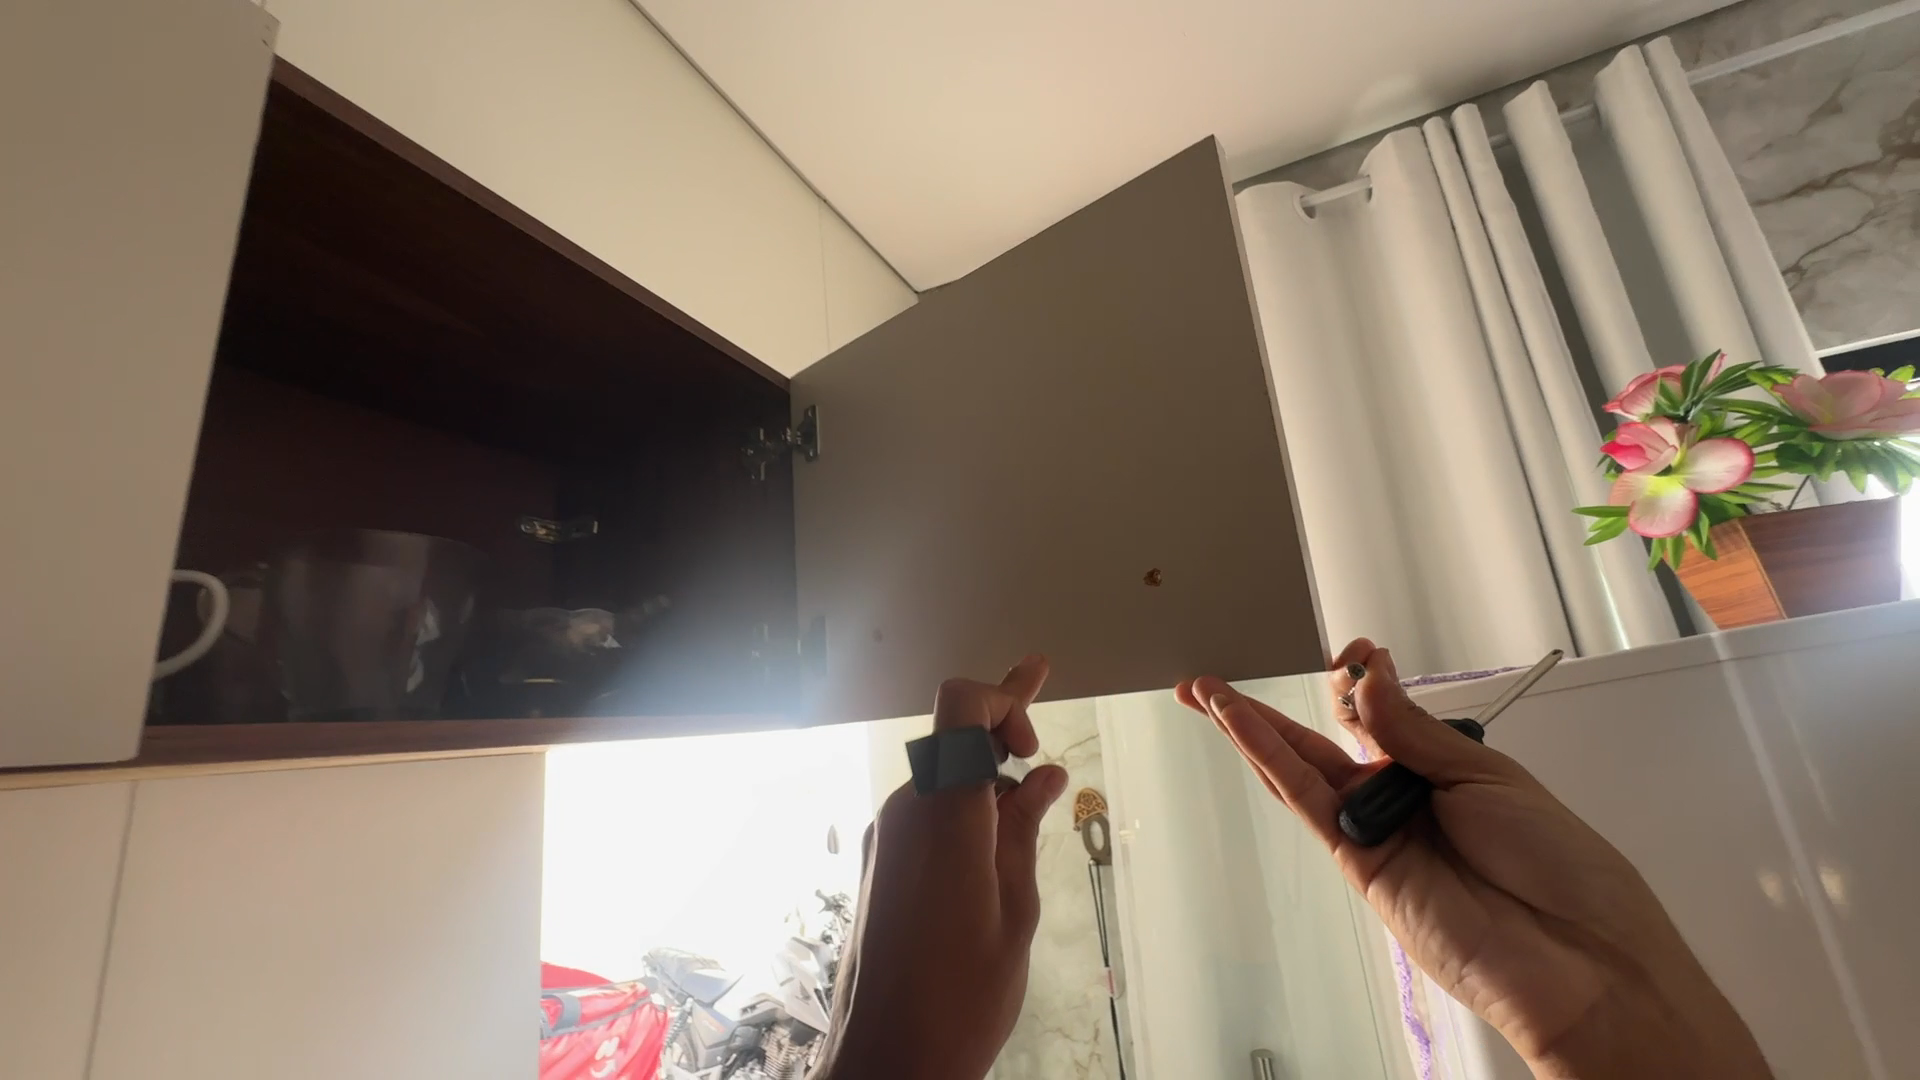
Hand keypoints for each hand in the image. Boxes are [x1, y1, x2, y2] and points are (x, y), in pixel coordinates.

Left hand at [816, 656, 1068, 1079]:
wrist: (885, 1061)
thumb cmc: (963, 995)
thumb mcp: (1015, 909)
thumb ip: (1023, 828)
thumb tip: (1044, 775)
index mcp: (944, 812)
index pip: (960, 706)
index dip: (1003, 694)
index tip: (1035, 737)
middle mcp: (906, 808)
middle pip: (951, 735)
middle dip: (1001, 731)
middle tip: (1040, 748)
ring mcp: (886, 832)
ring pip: (940, 772)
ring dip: (984, 772)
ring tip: (1027, 802)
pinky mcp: (881, 857)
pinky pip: (925, 806)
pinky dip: (962, 802)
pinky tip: (991, 841)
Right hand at [1180, 639, 1771, 1079]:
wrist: (1584, 968)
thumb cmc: (1564, 871)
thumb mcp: (1491, 778)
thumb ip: (1414, 731)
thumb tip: (1367, 679)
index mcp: (1436, 770)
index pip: (1371, 715)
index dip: (1352, 680)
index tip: (1348, 651)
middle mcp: (1393, 796)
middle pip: (1312, 741)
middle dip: (1260, 708)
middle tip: (1215, 678)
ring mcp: (1369, 828)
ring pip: (1294, 766)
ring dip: (1247, 727)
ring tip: (1206, 692)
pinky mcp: (1354, 858)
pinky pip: (1302, 798)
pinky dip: (1267, 758)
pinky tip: (1239, 724)